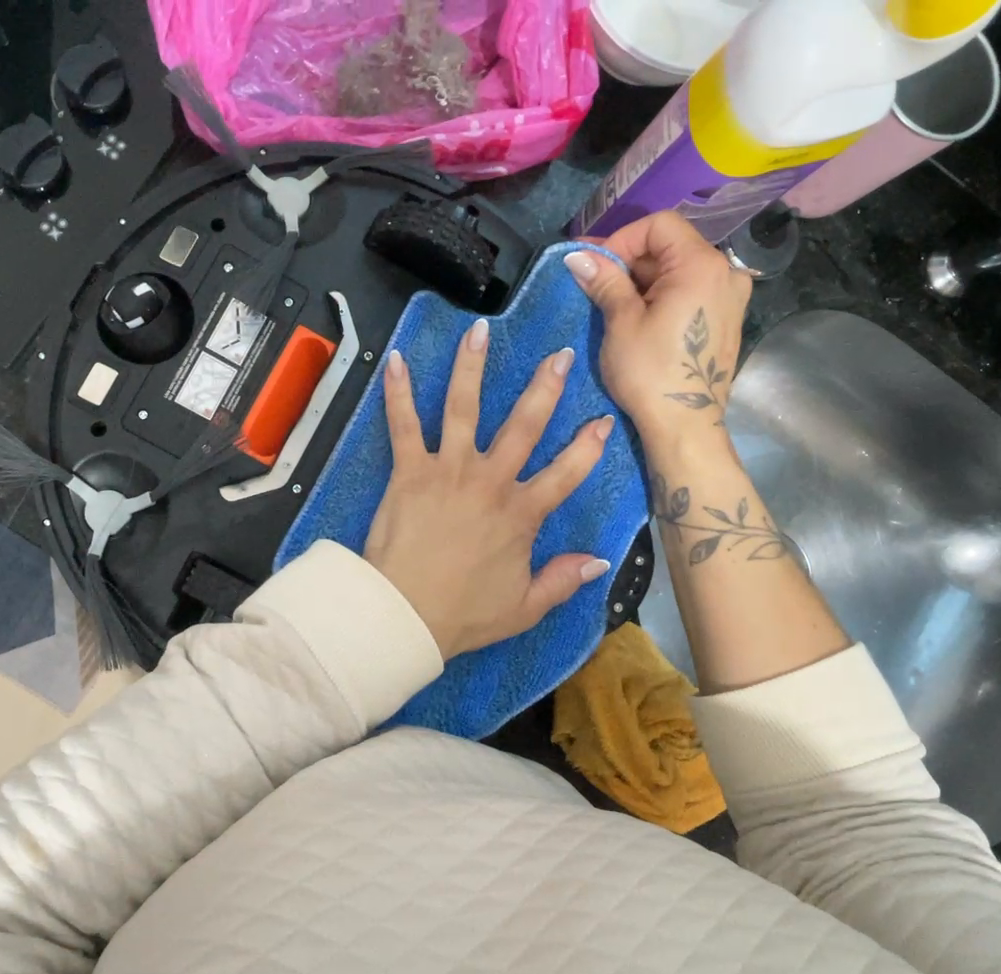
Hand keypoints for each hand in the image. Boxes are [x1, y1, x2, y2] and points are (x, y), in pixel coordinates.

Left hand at [364, 318, 615, 660]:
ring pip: (465, 408)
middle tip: (560, 354)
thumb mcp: (524, 608)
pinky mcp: (409, 471)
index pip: (566, 473)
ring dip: (472, 367)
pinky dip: (398, 392)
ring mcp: (448, 470)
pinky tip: (399, 360)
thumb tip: (600, 561)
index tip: (602, 422)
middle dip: (545, 388)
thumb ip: (563, 580)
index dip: (588, 447)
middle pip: (524, 426)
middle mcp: (490, 481)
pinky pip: (403, 424)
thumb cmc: (463, 615)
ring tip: (480, 331)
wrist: (404, 614)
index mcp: (522, 514)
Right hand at [563, 212, 752, 436]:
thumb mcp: (621, 323)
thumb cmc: (650, 372)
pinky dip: (662, 296)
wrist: (684, 426)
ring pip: (679, 271)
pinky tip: (638, 318)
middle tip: (593, 283)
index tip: (594, 267)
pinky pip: (691, 292)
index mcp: (702, 265)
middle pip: (671, 246)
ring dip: (643, 280)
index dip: (621, 239)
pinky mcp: (726, 320)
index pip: (659, 225)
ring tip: (611, 304)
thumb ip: (605, 282)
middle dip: (629, 261)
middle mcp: (726, 272)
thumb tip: (577, 257)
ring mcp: (730, 297)